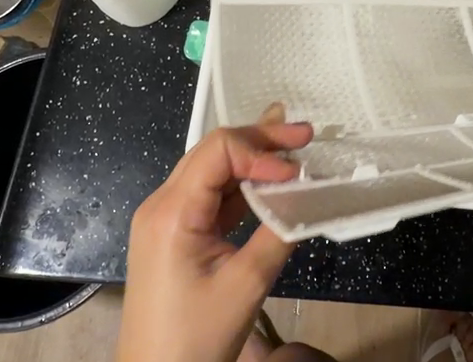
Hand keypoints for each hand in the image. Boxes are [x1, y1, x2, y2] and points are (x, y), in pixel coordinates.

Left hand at [116, 106, 312, 361]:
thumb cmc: (196, 337)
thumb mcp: (245, 285)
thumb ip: (278, 232)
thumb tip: (309, 196)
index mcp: (172, 210)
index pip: (219, 150)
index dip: (261, 150)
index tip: (296, 170)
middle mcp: (162, 203)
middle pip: (214, 152)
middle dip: (261, 140)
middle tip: (305, 135)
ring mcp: (165, 218)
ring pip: (213, 170)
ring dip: (253, 159)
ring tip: (293, 148)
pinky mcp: (174, 235)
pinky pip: (210, 195)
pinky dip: (242, 186)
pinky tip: (270, 181)